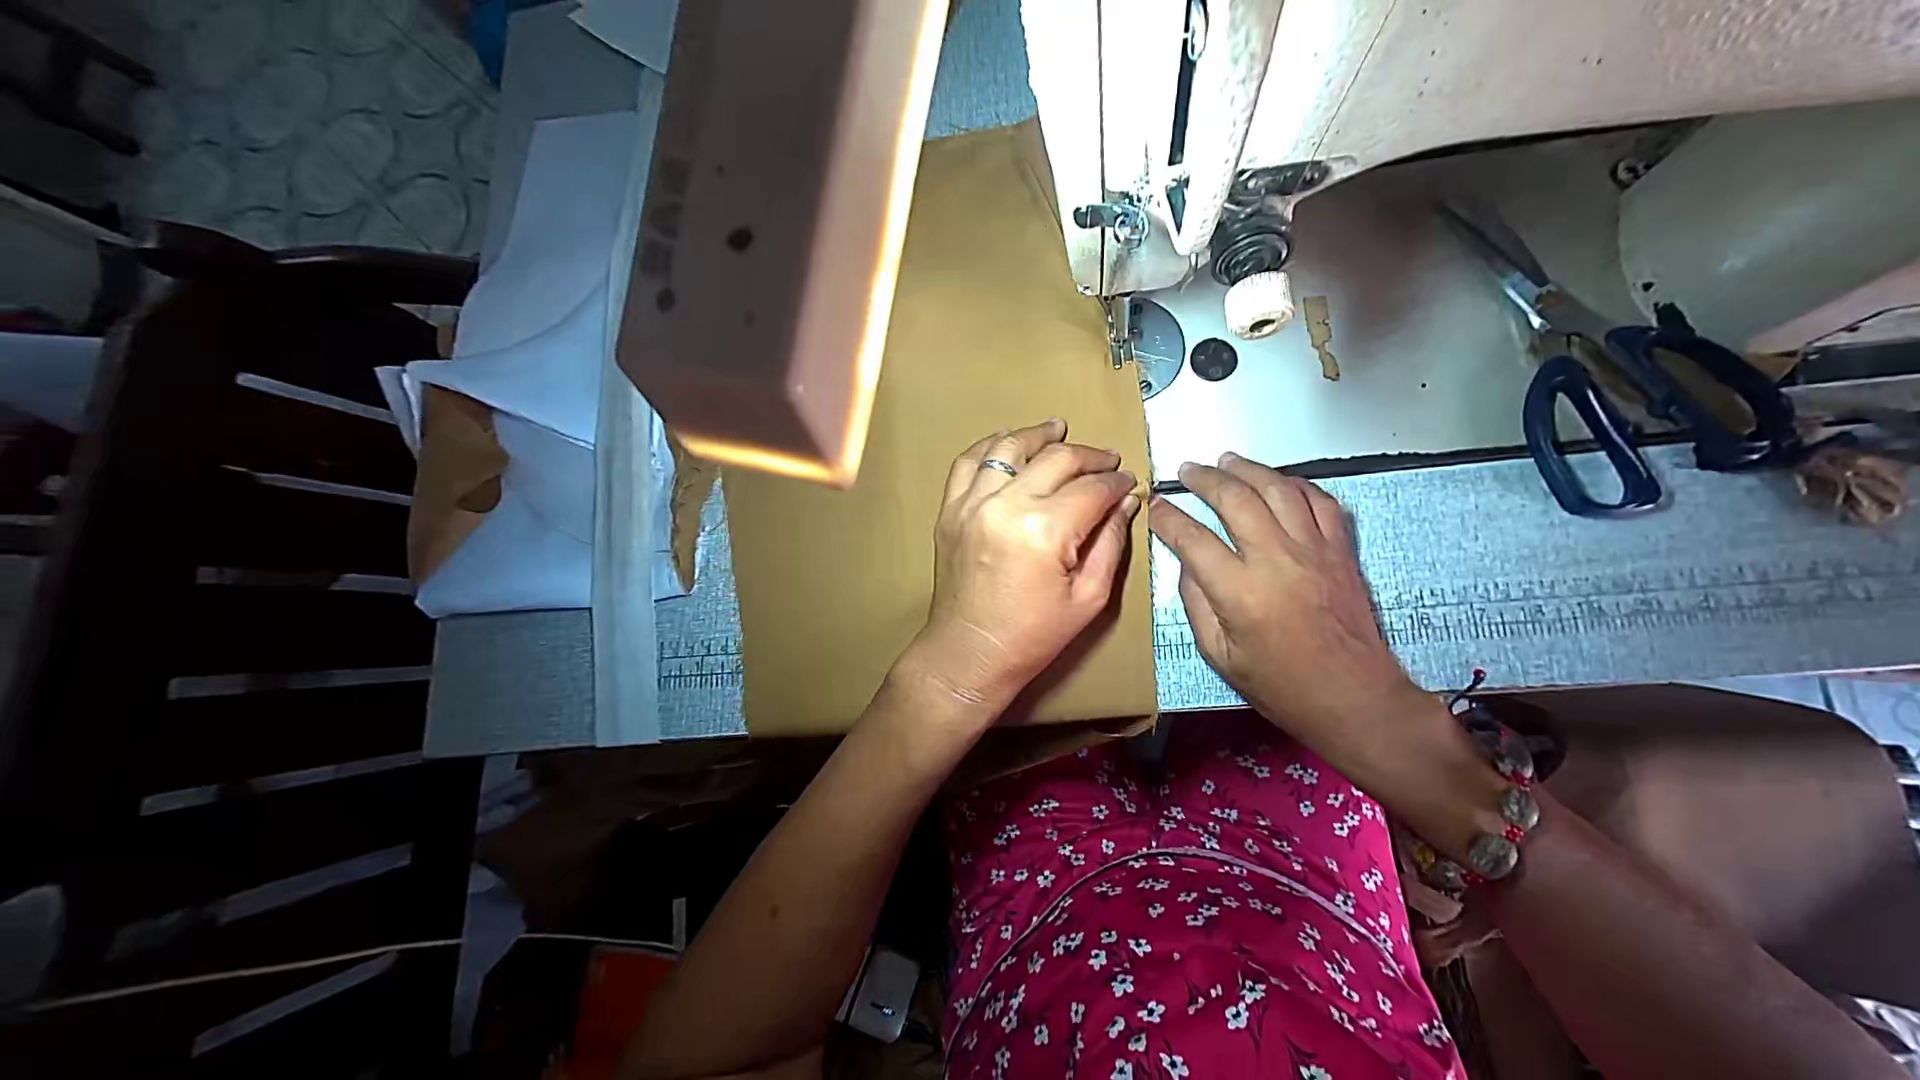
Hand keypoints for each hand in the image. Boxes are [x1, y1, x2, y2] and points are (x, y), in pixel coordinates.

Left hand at [907, 419, 1139, 715]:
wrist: (968, 653)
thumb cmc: (1031, 637)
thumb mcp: (1088, 598)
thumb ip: (1111, 542)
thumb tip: (1126, 500)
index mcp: (1045, 531)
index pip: (1092, 489)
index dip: (1117, 482)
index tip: (1129, 481)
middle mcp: (1005, 505)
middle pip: (1056, 459)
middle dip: (1089, 456)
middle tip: (1107, 460)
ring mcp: (971, 504)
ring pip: (1009, 448)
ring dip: (1039, 435)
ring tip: (1059, 428)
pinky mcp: (950, 510)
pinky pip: (968, 462)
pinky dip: (990, 446)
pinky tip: (1009, 442)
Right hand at [1148, 453, 1425, 744]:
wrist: (1354, 697)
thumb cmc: (1280, 685)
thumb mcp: (1219, 655)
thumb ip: (1197, 603)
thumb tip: (1188, 564)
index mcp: (1239, 592)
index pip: (1192, 538)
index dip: (1167, 516)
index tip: (1155, 504)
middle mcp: (1276, 560)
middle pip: (1235, 499)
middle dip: (1205, 479)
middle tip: (1188, 469)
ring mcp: (1314, 550)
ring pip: (1278, 489)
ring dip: (1249, 469)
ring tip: (1227, 460)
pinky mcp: (1341, 550)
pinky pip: (1320, 501)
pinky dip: (1296, 484)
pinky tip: (1279, 482)